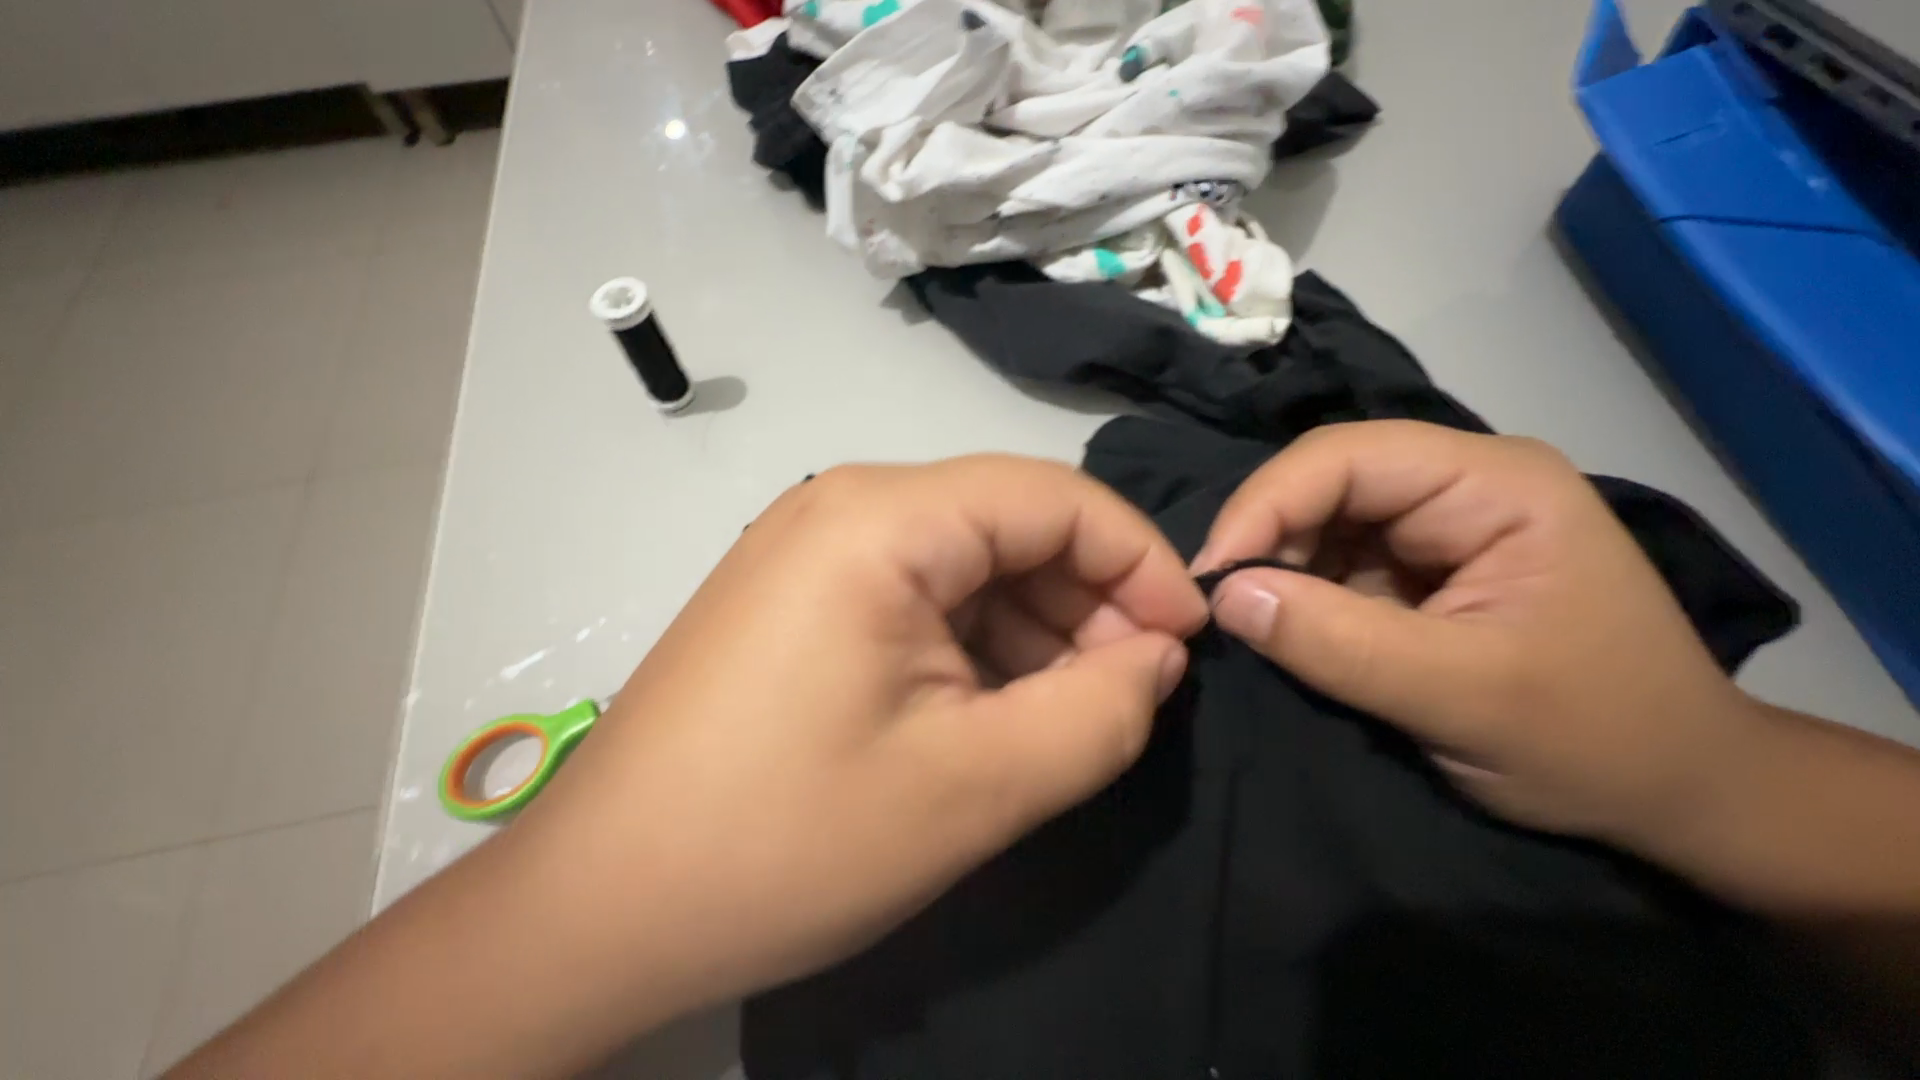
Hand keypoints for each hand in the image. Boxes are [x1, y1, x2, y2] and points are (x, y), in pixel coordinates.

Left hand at [516, 456, 1207, 1015]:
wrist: (602, 907)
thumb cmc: (790, 841)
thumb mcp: (975, 786)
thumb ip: (1098, 713)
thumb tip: (1158, 658)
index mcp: (881, 520)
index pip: (1053, 498)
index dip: (1139, 562)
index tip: (1188, 645)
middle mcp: (840, 508)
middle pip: (1008, 525)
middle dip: (1087, 603)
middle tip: (1131, 695)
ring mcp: (808, 553)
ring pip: (965, 566)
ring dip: (1034, 632)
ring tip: (1068, 717)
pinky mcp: (794, 604)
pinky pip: (915, 599)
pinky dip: (974, 647)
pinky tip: (993, 714)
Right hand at [1191, 421, 1753, 845]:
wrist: (1677, 791)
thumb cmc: (1594, 739)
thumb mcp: (1462, 697)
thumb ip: (1339, 642)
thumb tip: (1225, 596)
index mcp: (1494, 484)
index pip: (1346, 458)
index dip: (1266, 506)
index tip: (1212, 580)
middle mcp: (1464, 485)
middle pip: (1328, 480)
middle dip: (1268, 538)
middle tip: (1223, 608)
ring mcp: (1442, 525)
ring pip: (1323, 520)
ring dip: (1279, 568)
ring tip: (1252, 624)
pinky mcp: (1423, 567)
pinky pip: (1337, 560)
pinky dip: (1301, 593)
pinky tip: (1289, 629)